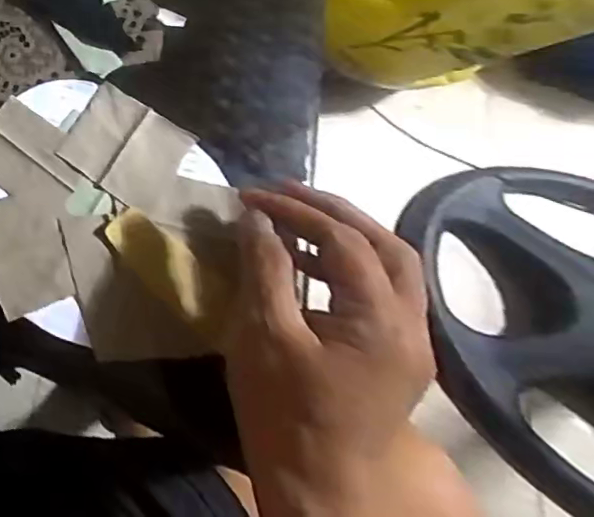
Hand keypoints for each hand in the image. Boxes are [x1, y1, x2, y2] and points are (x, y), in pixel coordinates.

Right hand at [225, 181, 436, 515]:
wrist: (313, 467)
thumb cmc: (281, 398)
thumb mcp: (264, 329)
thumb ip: (265, 268)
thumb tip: (256, 217)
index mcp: (383, 324)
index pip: (348, 244)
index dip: (297, 211)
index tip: (247, 196)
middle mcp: (410, 328)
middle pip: (390, 250)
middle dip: (335, 212)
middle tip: (280, 189)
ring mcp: (404, 341)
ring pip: (390, 268)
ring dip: (341, 233)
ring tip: (286, 214)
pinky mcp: (386, 348)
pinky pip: (374, 289)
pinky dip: (338, 260)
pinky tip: (296, 257)